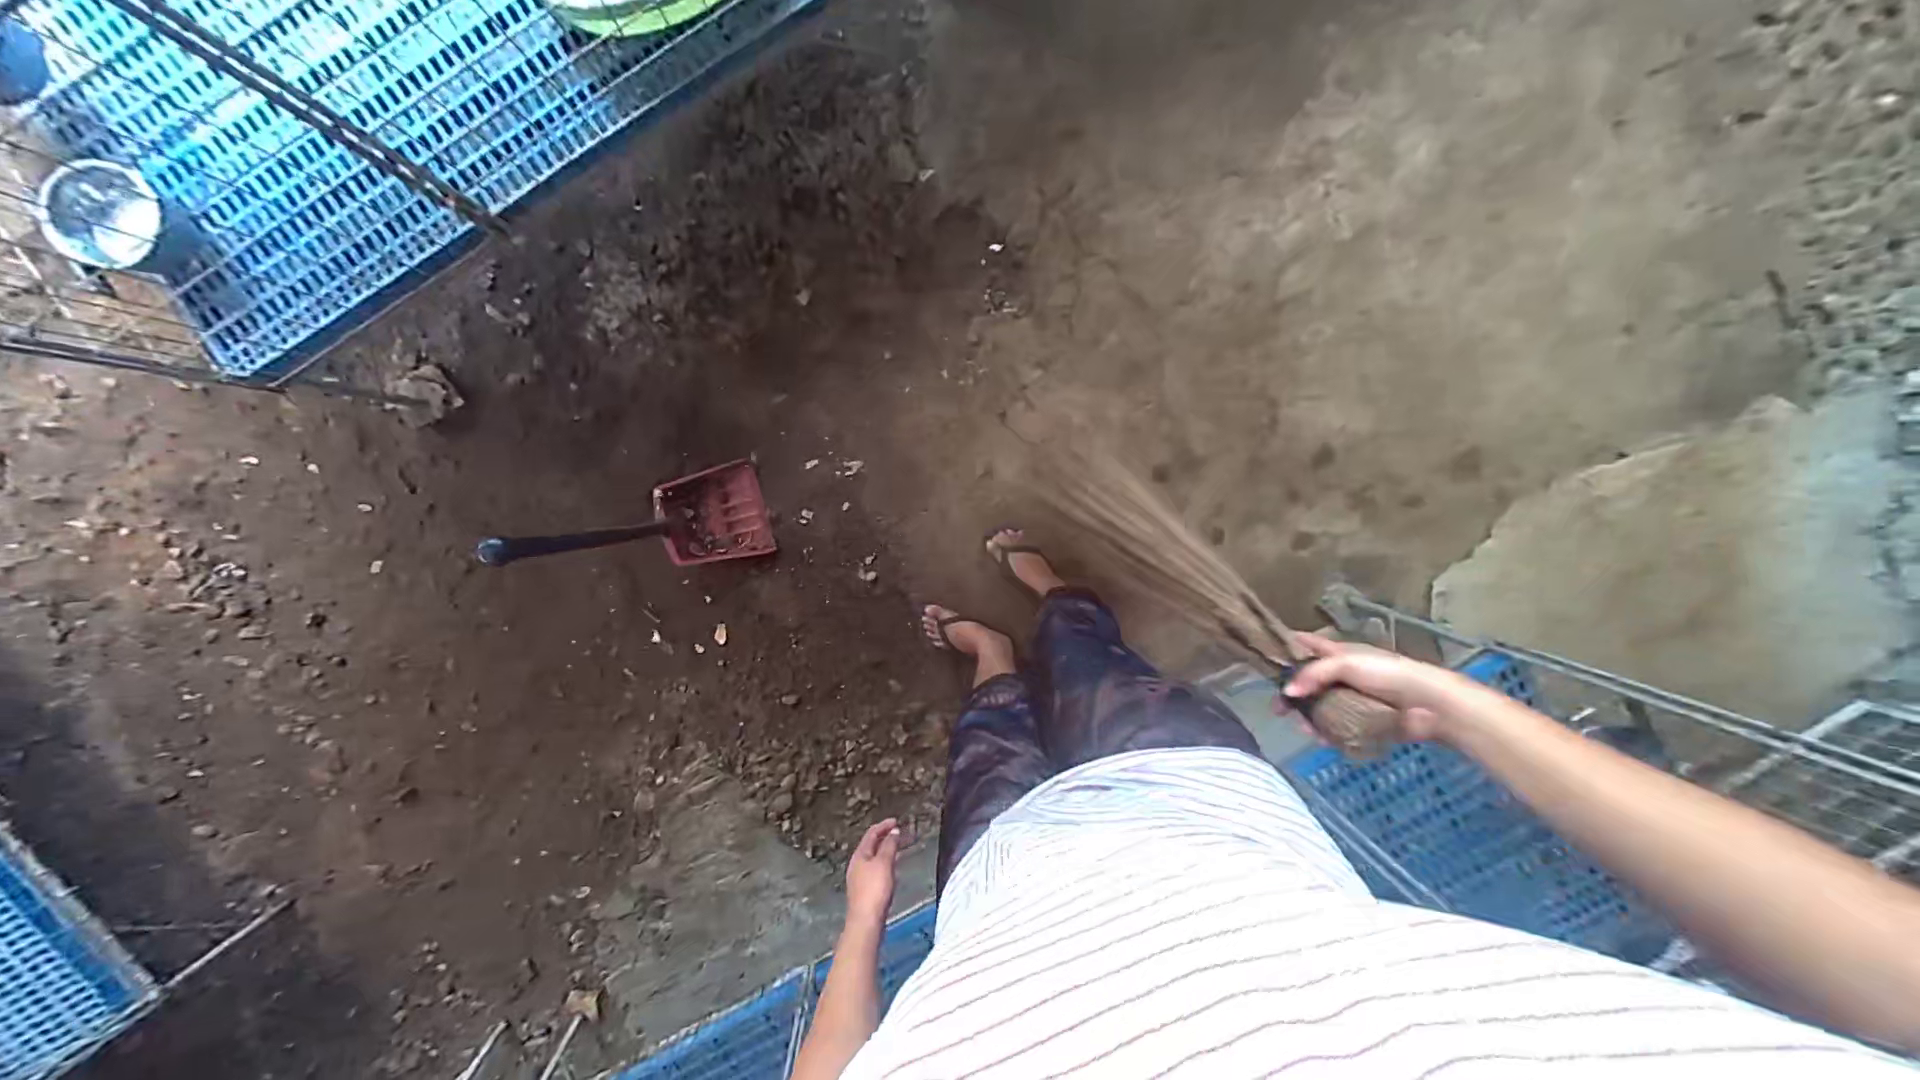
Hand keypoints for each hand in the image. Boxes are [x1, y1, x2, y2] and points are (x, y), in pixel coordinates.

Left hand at [845, 818, 900, 924]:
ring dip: (885, 850)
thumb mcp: (884, 863)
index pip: (871, 834)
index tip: (896, 821)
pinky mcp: (864, 890)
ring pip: (873, 857)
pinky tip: (892, 869)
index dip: (883, 825)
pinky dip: (884, 862)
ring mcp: (859, 878)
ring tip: (898, 847)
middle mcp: (857, 864)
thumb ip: (889, 845)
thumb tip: (893, 831)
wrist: (865, 921)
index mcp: (860, 855)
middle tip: (899, 833)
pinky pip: (875, 869)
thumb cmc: (875, 889)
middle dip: (885, 837)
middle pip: (871, 845)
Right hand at [1282, 633, 1486, 742]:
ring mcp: (1351, 698)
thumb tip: (1287, 692)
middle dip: (1292, 694)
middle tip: (1278, 709)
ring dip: (1308, 717)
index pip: (1305, 645)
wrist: (1431, 705)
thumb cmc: (1389, 675)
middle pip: (1307, 681)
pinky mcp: (1362, 721)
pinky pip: (1336, 726)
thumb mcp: (1347, 664)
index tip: (1264, 658)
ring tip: (1304, 728)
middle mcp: (1342, 673)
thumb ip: (1314, 674)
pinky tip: (1321, 738)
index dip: (1285, 648)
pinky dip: (1326, 732)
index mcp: (1338, 652)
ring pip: (1319, 707)